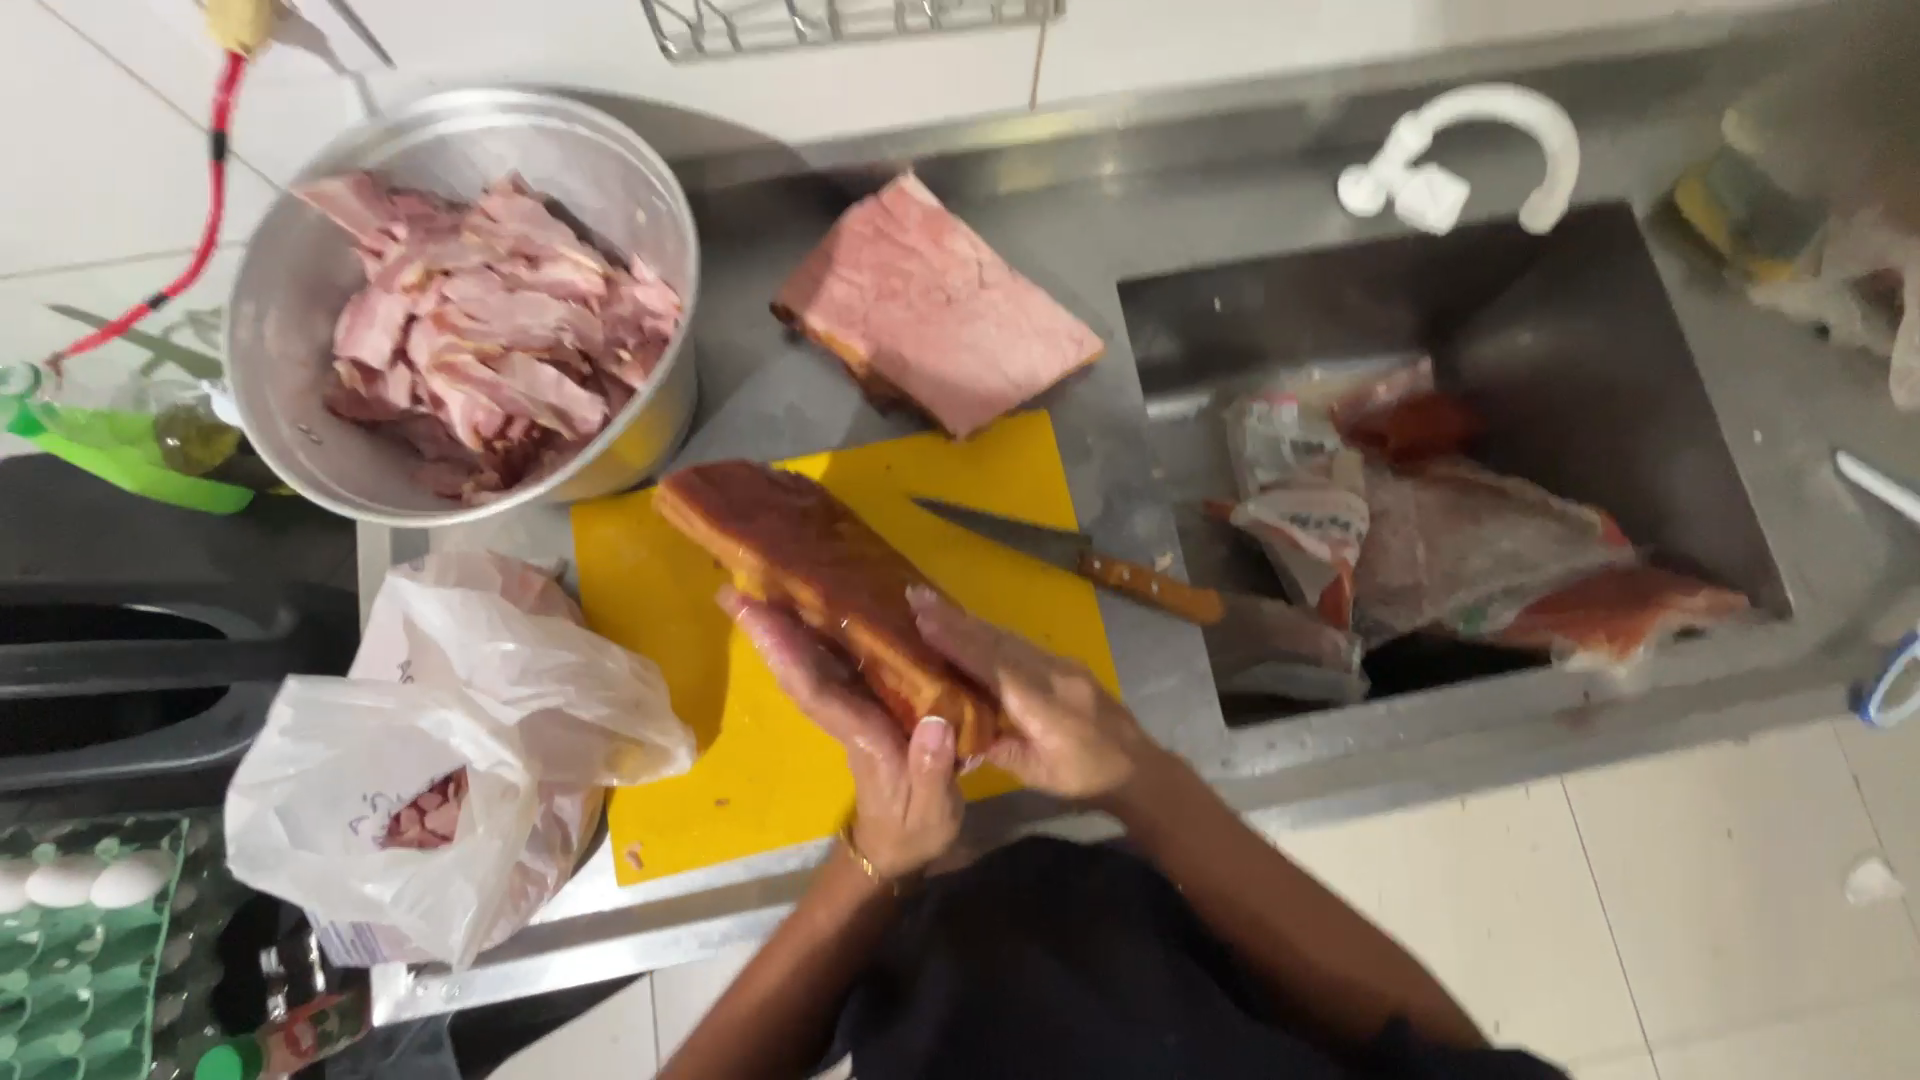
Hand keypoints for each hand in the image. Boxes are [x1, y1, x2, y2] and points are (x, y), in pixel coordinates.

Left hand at [719, 586, 961, 879]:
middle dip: (768, 631)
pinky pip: (833, 665)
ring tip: (760, 587)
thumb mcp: (931, 810)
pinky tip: (815, 608)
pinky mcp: (864, 705)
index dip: (786, 653)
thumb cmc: (913, 828)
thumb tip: (937, 722)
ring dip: (784, 628)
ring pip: (812, 664)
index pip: (815, 691)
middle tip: (734, 590)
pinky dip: (816, 636)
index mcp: (861, 736)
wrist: (895, 848)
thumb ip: (932, 770)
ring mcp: (852, 710)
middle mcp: (847, 715)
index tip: (754, 616)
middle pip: (801, 670)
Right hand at [908, 586, 1160, 799]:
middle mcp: (1052, 673)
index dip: (958, 641)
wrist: (1138, 767)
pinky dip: (989, 632)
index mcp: (1044, 705)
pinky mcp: (1065, 663)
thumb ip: (995, 748)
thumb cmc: (1085, 777)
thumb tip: (953, 729)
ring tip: (933, 604)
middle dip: (954, 619)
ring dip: (969, 621)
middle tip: (916, 595)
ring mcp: (1061, 664)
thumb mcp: (1035, 773)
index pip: (994, 665)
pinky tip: (969, 625)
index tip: (924, 619)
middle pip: (997, 641)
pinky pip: (1020, 643)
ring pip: (1008, 637)